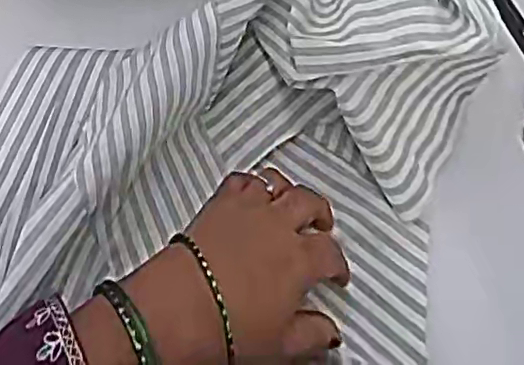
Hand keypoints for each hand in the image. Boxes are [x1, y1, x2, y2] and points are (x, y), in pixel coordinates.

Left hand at [76, 169, 349, 363]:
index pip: (330, 253)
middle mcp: (278, 224)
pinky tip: (252, 191)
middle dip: (320, 212)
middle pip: (309, 202)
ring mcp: (249, 207)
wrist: (185, 305)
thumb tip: (328, 333)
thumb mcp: (281, 344)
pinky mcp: (222, 199)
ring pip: (277, 181)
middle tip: (322, 223)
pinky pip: (243, 178)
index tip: (336, 273)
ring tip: (290, 199)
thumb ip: (312, 334)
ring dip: (287, 190)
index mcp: (299, 259)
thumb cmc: (229, 325)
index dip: (338, 264)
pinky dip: (252, 182)